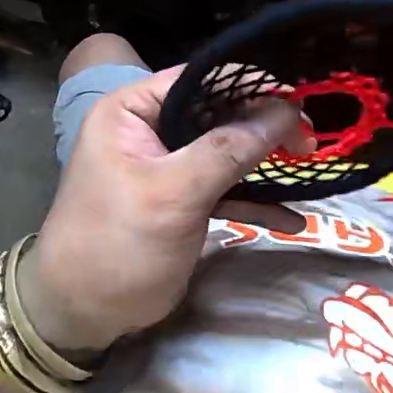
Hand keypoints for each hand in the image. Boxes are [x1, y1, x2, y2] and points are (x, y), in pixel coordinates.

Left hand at [19, 66, 300, 352]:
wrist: (83, 313)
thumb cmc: (118, 242)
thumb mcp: (174, 192)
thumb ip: (229, 149)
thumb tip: (286, 111)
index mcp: (133, 109)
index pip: (199, 79)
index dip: (249, 85)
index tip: (298, 99)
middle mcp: (150, 128)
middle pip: (218, 112)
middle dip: (263, 124)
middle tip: (308, 139)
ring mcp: (169, 165)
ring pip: (227, 149)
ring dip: (264, 160)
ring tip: (309, 163)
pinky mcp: (183, 198)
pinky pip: (225, 187)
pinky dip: (255, 200)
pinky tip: (290, 218)